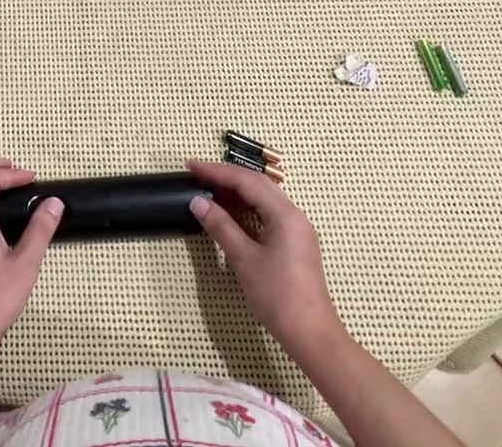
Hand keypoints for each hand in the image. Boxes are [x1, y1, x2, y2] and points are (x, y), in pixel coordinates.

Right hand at [186, 160, 344, 353]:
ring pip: (262, 199)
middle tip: (197, 174)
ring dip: (235, 193)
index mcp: (285, 214)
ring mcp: (295, 230)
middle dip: (226, 177)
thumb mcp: (244, 259)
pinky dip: (245, 210)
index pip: (247, 181)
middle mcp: (293, 216)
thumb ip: (221, 226)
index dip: (217, 172)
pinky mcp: (292, 244)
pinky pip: (266, 215)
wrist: (310, 335)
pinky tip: (228, 213)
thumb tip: (198, 202)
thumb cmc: (278, 295)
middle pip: (257, 185)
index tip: (191, 166)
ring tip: (207, 190)